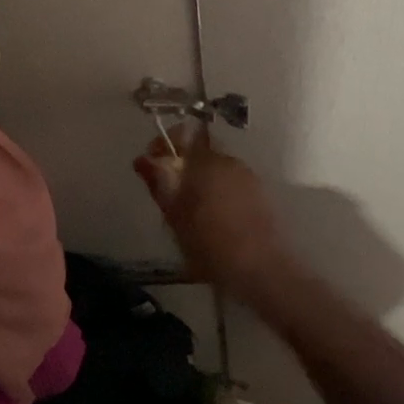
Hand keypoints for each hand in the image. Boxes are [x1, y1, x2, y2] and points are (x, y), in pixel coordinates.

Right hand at [132, 121, 293, 297]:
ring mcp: (248, 177)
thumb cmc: (210, 244)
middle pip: (202, 153)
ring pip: (218, 170)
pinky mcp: (261, 194)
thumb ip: (159, 184)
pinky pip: (233, 184)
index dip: (167, 143)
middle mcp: (229, 162)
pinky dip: (221, 194)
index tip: (154, 163)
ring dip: (203, 182)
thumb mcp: (175, 217)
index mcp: (205, 162)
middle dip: (184, 167)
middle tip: (171, 196)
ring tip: (194, 213)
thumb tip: (143, 160)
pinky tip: (217, 220)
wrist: (260, 269)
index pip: (185, 134)